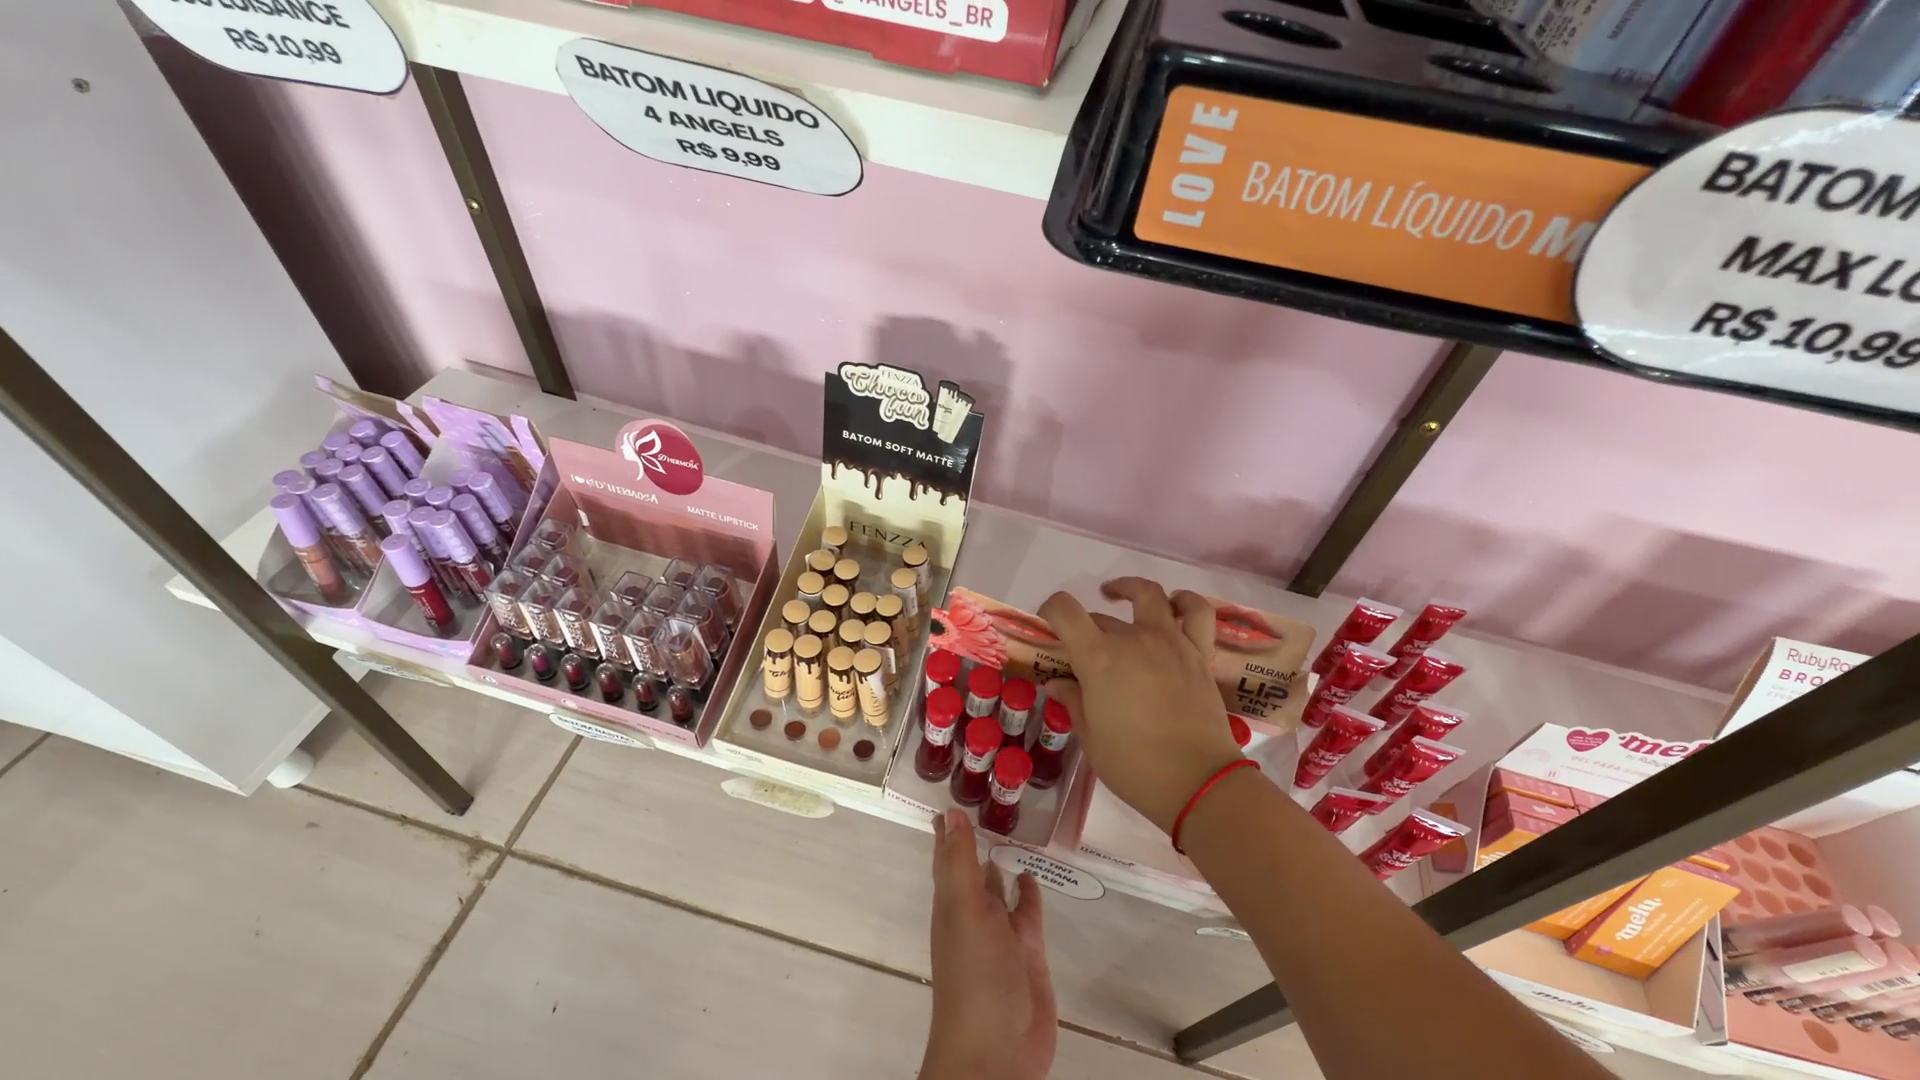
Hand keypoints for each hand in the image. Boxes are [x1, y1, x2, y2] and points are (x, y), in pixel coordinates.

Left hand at [921, 809, 1056, 1079]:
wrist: (998, 1048)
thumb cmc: (975, 974)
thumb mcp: (964, 910)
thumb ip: (959, 862)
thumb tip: (951, 813)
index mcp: (952, 902)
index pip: (947, 856)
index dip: (947, 829)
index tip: (951, 795)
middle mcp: (974, 913)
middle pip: (971, 869)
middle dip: (974, 839)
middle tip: (987, 800)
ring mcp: (1002, 933)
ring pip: (999, 887)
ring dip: (1002, 861)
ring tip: (1012, 826)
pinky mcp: (1028, 951)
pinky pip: (1026, 912)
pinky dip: (1028, 892)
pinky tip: (1031, 873)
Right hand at [1040, 577, 1244, 833]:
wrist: (1197, 782)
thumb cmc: (1134, 765)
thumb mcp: (1090, 737)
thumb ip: (1074, 702)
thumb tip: (1058, 683)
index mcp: (1099, 659)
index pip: (1065, 611)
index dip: (1050, 610)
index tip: (1046, 625)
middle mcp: (1134, 640)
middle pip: (1100, 617)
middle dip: (1084, 628)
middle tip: (1079, 653)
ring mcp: (1171, 642)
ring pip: (1149, 597)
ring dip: (1128, 590)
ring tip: (1117, 597)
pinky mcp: (1198, 654)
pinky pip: (1196, 613)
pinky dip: (1184, 601)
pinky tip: (1172, 604)